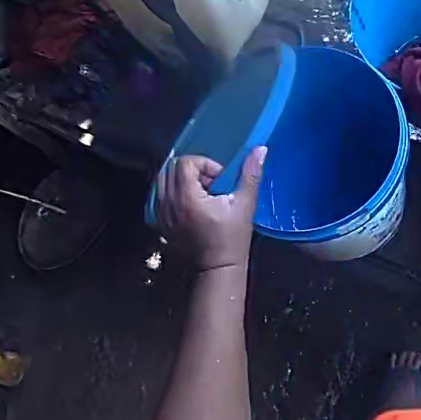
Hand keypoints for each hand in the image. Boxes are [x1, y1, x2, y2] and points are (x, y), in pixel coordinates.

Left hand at [156, 148, 266, 272]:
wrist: (217, 270)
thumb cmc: (231, 239)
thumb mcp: (244, 205)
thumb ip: (249, 175)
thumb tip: (260, 149)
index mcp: (186, 197)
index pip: (185, 163)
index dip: (204, 164)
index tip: (218, 179)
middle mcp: (169, 203)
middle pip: (171, 169)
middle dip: (192, 170)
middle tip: (210, 185)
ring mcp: (162, 214)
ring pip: (163, 182)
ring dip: (181, 181)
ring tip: (201, 194)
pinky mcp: (160, 224)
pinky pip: (160, 198)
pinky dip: (173, 194)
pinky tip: (190, 206)